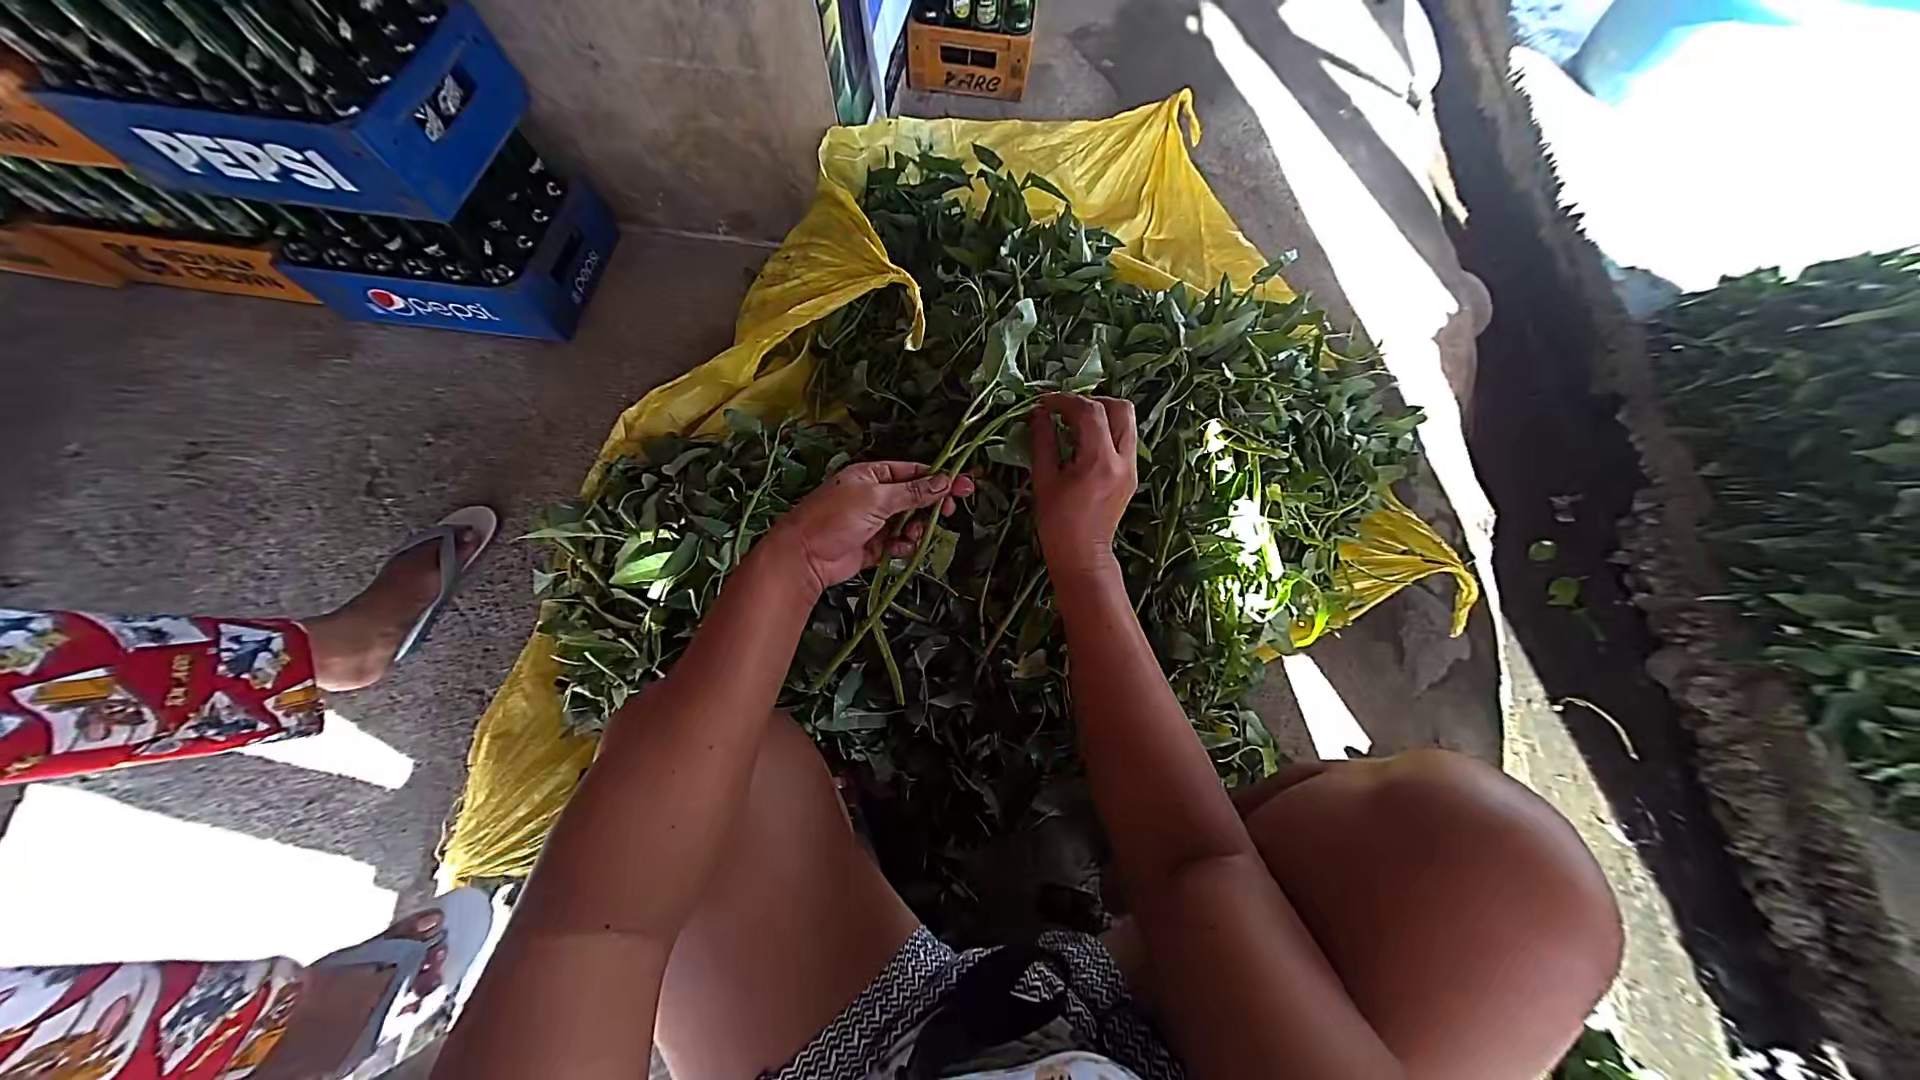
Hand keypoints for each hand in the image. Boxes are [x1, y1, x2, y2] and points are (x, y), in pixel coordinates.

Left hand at [772, 461, 975, 591]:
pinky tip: (900, 548)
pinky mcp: (875, 546)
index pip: (914, 472)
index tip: (963, 485)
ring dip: (916, 529)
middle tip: (948, 512)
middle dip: (932, 506)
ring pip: (910, 522)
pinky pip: (900, 543)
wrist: (805, 557)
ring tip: (912, 535)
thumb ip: (914, 492)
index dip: (939, 478)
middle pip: (916, 498)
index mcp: (872, 475)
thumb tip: (944, 481)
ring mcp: (875, 522)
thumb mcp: (877, 498)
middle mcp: (875, 496)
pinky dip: (904, 546)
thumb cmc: (835, 518)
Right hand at [1032, 393, 1136, 577]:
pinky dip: (1106, 431)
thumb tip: (1039, 412)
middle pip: (1121, 408)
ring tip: (1075, 423)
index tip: (1044, 402)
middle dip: (1091, 401)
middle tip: (1066, 410)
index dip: (1065, 400)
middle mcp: (1123, 461)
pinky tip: (1084, 442)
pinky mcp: (1132, 474)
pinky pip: (1125, 439)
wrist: (1082, 554)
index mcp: (1099, 462)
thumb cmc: (1056, 522)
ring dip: (1102, 414)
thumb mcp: (1043, 480)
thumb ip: (1043, 441)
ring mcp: (1132, 468)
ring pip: (1127, 421)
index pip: (1090, 413)